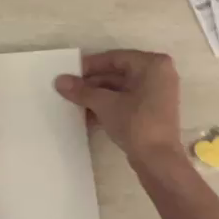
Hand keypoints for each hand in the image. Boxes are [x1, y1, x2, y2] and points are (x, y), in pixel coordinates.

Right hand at [55, 50, 182, 169]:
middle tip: (69, 89)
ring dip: (98, 96)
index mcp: (153, 65)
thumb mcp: (106, 104)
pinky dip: (109, 106)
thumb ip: (82, 91)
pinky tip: (88, 115)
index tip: (70, 72)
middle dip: (93, 83)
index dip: (90, 65)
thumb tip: (59, 80)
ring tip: (75, 103)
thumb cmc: (136, 123)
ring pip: (121, 89)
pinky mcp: (152, 112)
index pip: (116, 58)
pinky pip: (127, 102)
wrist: (158, 160)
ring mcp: (157, 94)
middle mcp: (159, 75)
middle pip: (118, 74)